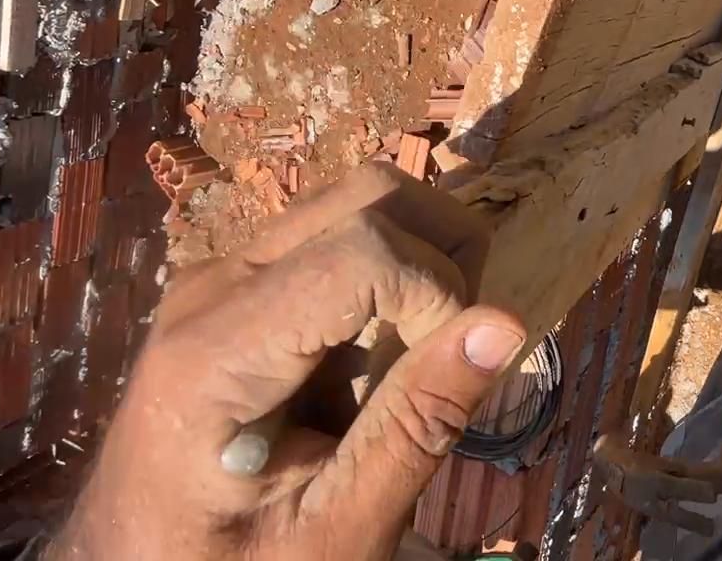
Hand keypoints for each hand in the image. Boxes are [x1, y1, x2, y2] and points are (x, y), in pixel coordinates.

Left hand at [48, 162, 526, 559]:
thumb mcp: (334, 535)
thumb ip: (419, 423)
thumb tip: (508, 322)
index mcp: (214, 354)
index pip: (364, 250)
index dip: (437, 294)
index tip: (450, 375)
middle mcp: (215, 281)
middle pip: (373, 194)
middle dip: (443, 256)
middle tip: (447, 348)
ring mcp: (229, 266)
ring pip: (369, 195)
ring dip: (425, 255)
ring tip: (418, 346)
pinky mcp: (249, 270)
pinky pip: (349, 224)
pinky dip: (399, 262)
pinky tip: (383, 340)